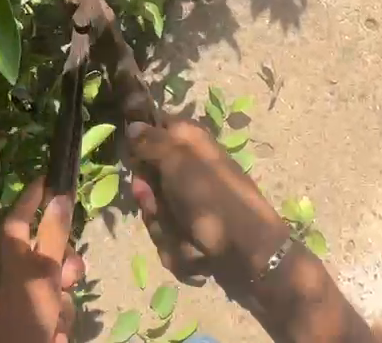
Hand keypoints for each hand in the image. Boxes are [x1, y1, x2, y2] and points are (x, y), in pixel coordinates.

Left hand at [0, 178, 84, 342]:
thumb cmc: (23, 310)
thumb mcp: (44, 269)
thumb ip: (55, 234)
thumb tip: (60, 194)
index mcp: (10, 247)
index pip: (24, 208)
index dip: (38, 192)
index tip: (52, 176)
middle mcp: (13, 266)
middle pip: (50, 250)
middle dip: (66, 267)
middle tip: (68, 281)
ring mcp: (21, 294)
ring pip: (57, 284)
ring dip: (62, 302)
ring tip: (54, 322)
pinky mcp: (29, 319)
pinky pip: (54, 310)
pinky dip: (56, 324)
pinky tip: (51, 337)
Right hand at [125, 118, 290, 285]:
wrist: (248, 251)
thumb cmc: (211, 197)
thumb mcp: (177, 160)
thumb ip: (150, 141)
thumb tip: (133, 126)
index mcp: (189, 141)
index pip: (152, 131)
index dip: (140, 148)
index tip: (136, 162)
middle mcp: (190, 168)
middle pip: (149, 179)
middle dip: (150, 200)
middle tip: (156, 206)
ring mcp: (193, 202)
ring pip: (157, 212)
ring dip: (164, 228)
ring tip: (183, 238)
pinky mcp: (195, 232)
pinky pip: (171, 238)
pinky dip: (178, 248)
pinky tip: (194, 255)